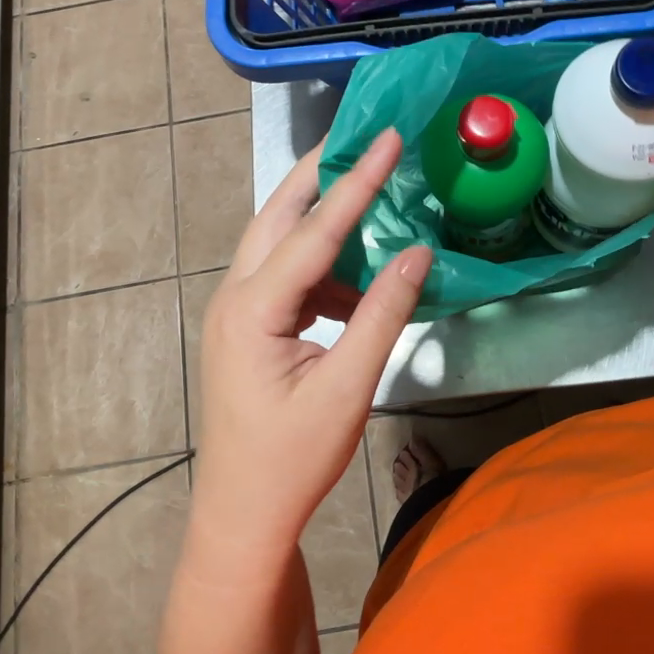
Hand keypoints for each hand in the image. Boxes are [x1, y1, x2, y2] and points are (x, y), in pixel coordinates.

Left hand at [190, 130, 432, 555]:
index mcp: (252, 308)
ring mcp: (235, 310)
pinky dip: (322, 264)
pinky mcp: (247, 326)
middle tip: (362, 138)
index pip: (314, 230)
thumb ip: (383, 313)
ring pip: (278, 242)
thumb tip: (419, 252)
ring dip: (323, 220)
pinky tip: (356, 278)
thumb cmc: (294, 458)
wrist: (244, 515)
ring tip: (370, 199)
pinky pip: (286, 275)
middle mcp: (234, 296)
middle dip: (320, 174)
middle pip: (278, 215)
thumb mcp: (348, 386)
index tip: (387, 138)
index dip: (356, 181)